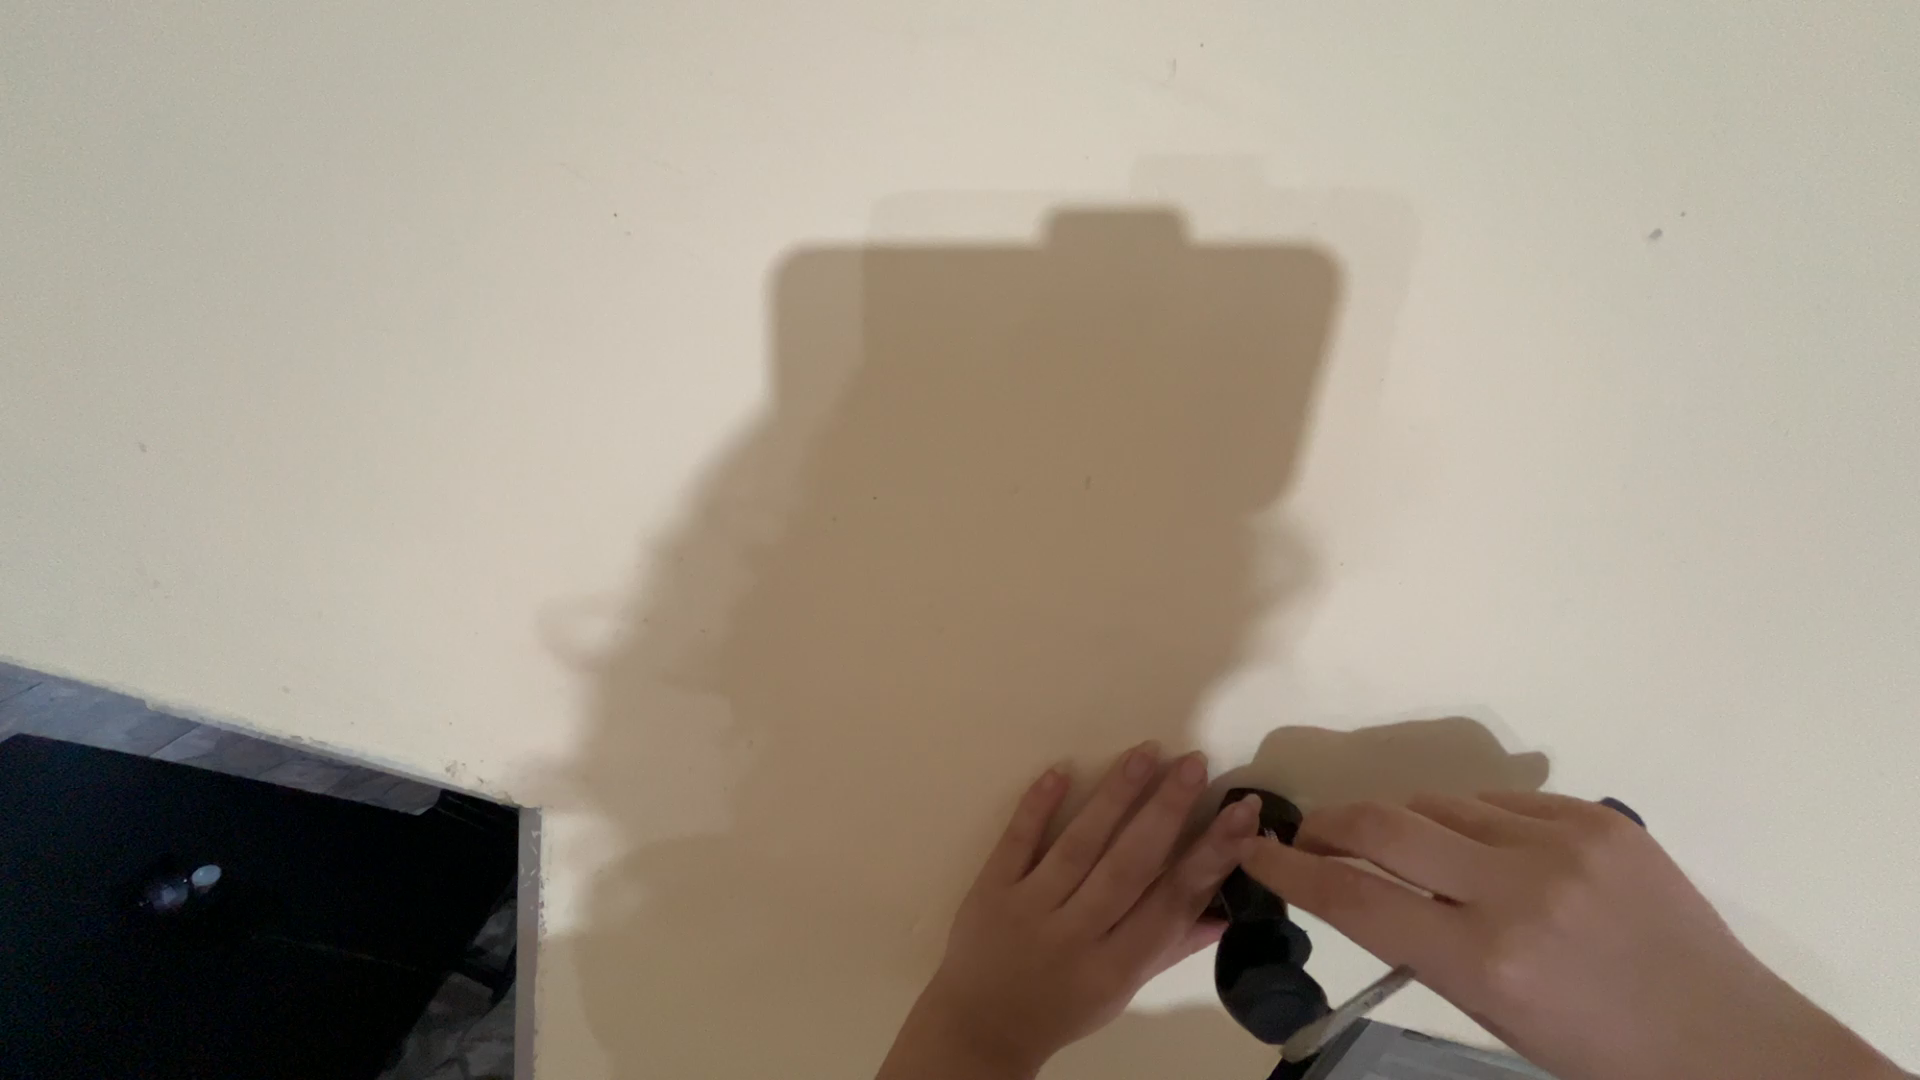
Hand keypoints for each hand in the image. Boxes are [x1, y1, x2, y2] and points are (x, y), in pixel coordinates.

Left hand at [876, 744, 1260, 1079]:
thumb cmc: (1062, 1007)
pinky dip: (1037, 805)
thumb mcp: (1119, 991)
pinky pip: (1017, 841)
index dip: (1211, 856)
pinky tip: (1060, 769)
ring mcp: (1029, 906)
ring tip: (1144, 753)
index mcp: (1116, 966)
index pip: (1172, 902)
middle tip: (1194, 763)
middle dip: (1166, 811)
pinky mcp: (991, 888)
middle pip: (1128, 864)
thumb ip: (1167, 947)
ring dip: (1114, 796)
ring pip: (1079, 844)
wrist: (981, 1027)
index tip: (1241, 813)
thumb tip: (1224, 913)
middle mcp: (1076, 932)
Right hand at [1240, 792, 1902, 1079]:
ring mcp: (1564, 845)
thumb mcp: (1491, 1011)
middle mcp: (1520, 893)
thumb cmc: (1599, 1053)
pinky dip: (1467, 820)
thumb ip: (1414, 938)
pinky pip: (1492, 799)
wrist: (1742, 1049)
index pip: (1354, 899)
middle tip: (1310, 836)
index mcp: (1491, 963)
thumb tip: (1347, 876)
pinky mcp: (1596, 818)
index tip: (1254, 852)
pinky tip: (1490, 852)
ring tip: (1418, 856)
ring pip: (1432, 802)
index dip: (1289, 871)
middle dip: (1328, 825)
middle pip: (1380, 825)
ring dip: (1403, 824)